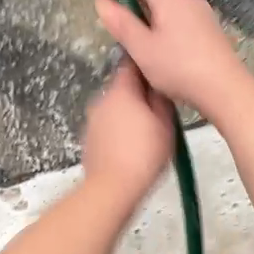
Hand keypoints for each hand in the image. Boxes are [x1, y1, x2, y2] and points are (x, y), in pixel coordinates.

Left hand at [81, 62, 173, 201]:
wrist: (112, 189)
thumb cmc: (144, 155)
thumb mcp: (165, 125)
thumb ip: (162, 99)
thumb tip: (158, 85)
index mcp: (120, 91)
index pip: (131, 64)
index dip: (146, 68)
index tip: (160, 77)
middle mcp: (101, 100)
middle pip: (122, 89)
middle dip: (139, 97)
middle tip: (158, 113)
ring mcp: (91, 121)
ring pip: (114, 110)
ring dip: (128, 116)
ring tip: (146, 135)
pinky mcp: (88, 140)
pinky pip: (107, 129)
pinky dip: (118, 133)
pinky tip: (130, 150)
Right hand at [93, 0, 253, 117]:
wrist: (226, 89)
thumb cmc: (180, 67)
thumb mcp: (143, 49)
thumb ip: (122, 24)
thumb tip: (101, 1)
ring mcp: (201, 15)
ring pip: (168, 3)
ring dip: (147, 6)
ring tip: (130, 23)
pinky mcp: (208, 33)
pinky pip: (179, 18)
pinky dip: (161, 20)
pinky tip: (156, 41)